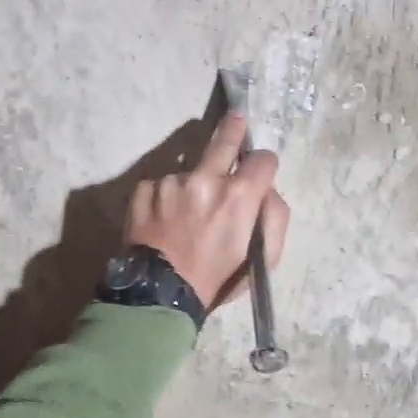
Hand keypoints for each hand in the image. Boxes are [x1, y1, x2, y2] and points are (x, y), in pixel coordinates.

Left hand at [124, 113, 290, 308]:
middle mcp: (205, 178)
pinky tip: (161, 223)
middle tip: (234, 122)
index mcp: (239, 195)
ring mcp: (170, 182)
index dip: (262, 166)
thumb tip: (267, 190)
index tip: (256, 172)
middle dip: (233, 129)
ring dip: (190, 186)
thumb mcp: (260, 259)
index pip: (263, 159)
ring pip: (188, 172)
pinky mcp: (143, 190)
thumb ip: (274, 218)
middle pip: (225, 137)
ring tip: (183, 217)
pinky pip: (158, 187)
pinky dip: (162, 201)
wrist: (159, 294)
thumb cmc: (214, 280)